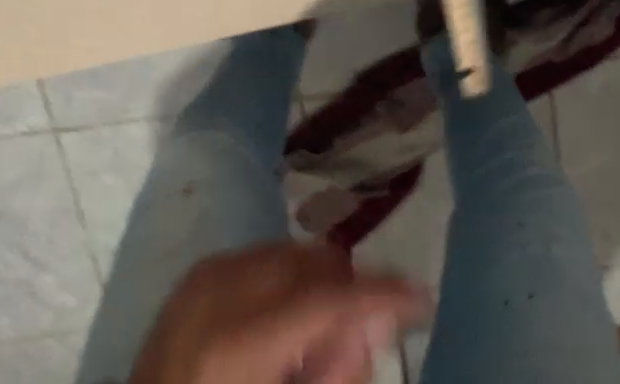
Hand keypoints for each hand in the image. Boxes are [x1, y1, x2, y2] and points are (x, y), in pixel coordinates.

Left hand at [130, 243, 430, 383]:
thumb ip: (335, 368)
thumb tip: (373, 322)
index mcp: (240, 342)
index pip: (329, 298)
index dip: (383, 293)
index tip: (422, 296)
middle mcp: (221, 290)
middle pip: (315, 262)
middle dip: (348, 289)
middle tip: (354, 334)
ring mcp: (205, 275)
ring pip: (293, 252)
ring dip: (318, 282)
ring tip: (310, 332)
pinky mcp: (197, 272)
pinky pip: (264, 256)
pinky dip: (286, 278)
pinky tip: (282, 318)